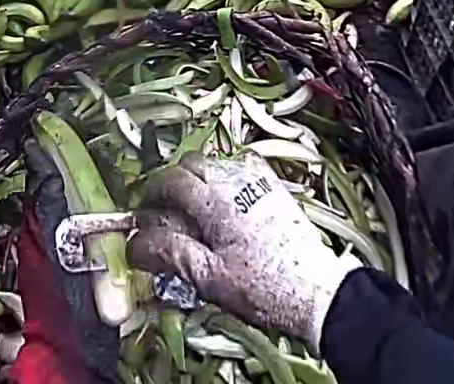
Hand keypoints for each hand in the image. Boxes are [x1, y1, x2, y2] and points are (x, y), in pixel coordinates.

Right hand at [127, 154, 357, 349]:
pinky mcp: (270, 182)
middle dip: (171, 181)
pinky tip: (224, 194)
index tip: (144, 211)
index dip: (152, 193)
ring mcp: (253, 177)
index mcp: (213, 200)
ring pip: (212, 161)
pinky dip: (223, 172)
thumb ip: (172, 253)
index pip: (170, 181)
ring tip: (192, 204)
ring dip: (195, 176)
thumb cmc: (263, 288)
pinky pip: (238, 162)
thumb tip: (137, 243)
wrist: (317, 291)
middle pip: (188, 164)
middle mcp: (231, 178)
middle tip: (165, 207)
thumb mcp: (211, 278)